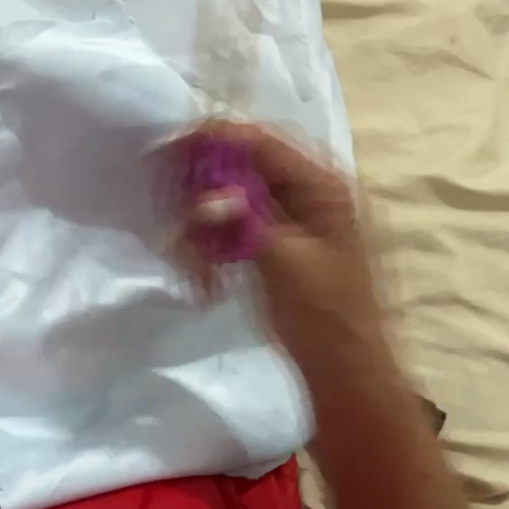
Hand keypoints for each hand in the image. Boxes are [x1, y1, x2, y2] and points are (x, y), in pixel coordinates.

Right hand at [175, 122, 391, 377]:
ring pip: (222, 198)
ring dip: (199, 228)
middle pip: (235, 165)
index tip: (163, 154)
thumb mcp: (287, 264)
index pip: (258, 141)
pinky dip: (207, 247)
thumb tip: (203, 198)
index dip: (210, 140)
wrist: (345, 368)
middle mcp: (303, 190)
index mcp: (321, 185)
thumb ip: (245, 222)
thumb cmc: (327, 316)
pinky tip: (204, 279)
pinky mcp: (267, 238)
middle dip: (198, 193)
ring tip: (194, 267)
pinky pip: (225, 226)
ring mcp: (285, 215)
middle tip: (176, 226)